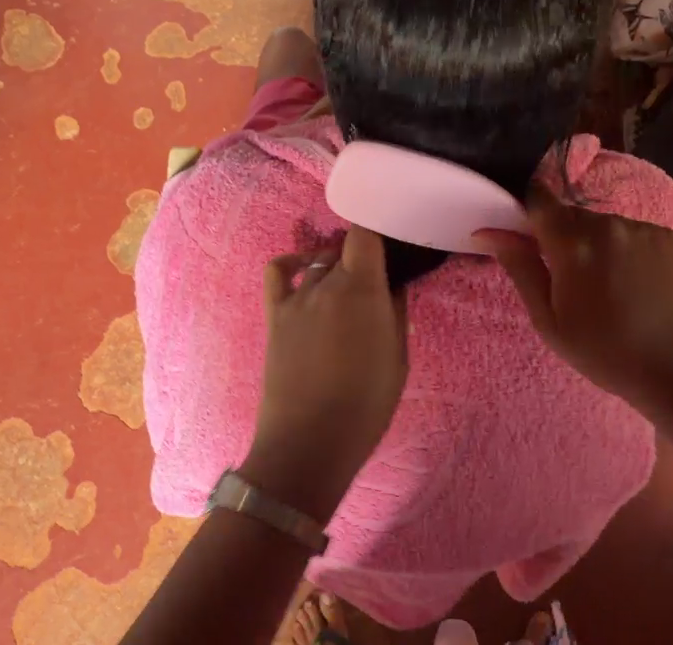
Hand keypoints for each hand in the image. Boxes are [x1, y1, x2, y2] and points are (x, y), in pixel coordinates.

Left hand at [242, 228, 407, 520]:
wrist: (309, 441)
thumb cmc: (365, 404)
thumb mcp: (398, 357)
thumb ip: (394, 311)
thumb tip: (391, 284)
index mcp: (361, 289)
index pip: (365, 233)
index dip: (377, 231)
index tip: (391, 243)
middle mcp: (326, 282)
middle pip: (343, 249)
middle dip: (361, 257)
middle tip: (376, 281)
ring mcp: (296, 297)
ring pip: (318, 262)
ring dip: (334, 267)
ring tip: (347, 290)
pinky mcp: (274, 314)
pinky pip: (278, 271)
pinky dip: (292, 263)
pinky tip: (304, 273)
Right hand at [478, 186, 672, 413]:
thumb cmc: (608, 354)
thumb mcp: (549, 320)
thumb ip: (520, 267)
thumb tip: (487, 231)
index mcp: (573, 242)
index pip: (539, 199)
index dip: (529, 213)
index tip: (529, 240)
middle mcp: (609, 223)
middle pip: (572, 216)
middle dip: (564, 239)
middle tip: (571, 284)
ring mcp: (644, 228)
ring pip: (604, 227)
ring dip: (597, 247)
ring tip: (610, 291)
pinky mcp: (671, 238)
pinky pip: (634, 235)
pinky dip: (627, 253)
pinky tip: (638, 288)